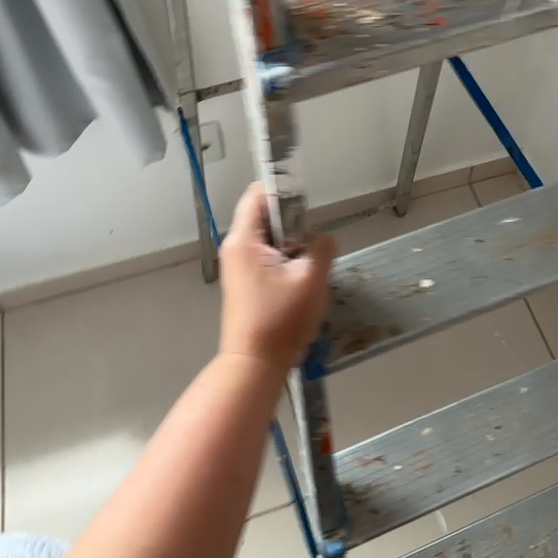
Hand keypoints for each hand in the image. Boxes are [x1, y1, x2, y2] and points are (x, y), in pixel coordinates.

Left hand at [217, 183, 335, 372]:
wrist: (255, 365)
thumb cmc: (280, 320)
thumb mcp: (311, 279)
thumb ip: (321, 247)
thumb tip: (320, 239)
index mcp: (244, 240)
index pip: (258, 194)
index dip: (283, 191)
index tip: (306, 206)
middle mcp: (235, 248)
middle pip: (265, 216)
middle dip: (292, 224)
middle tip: (310, 245)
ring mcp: (237, 266)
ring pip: (269, 238)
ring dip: (291, 245)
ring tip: (307, 268)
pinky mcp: (244, 282)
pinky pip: (266, 256)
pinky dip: (284, 261)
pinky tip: (299, 282)